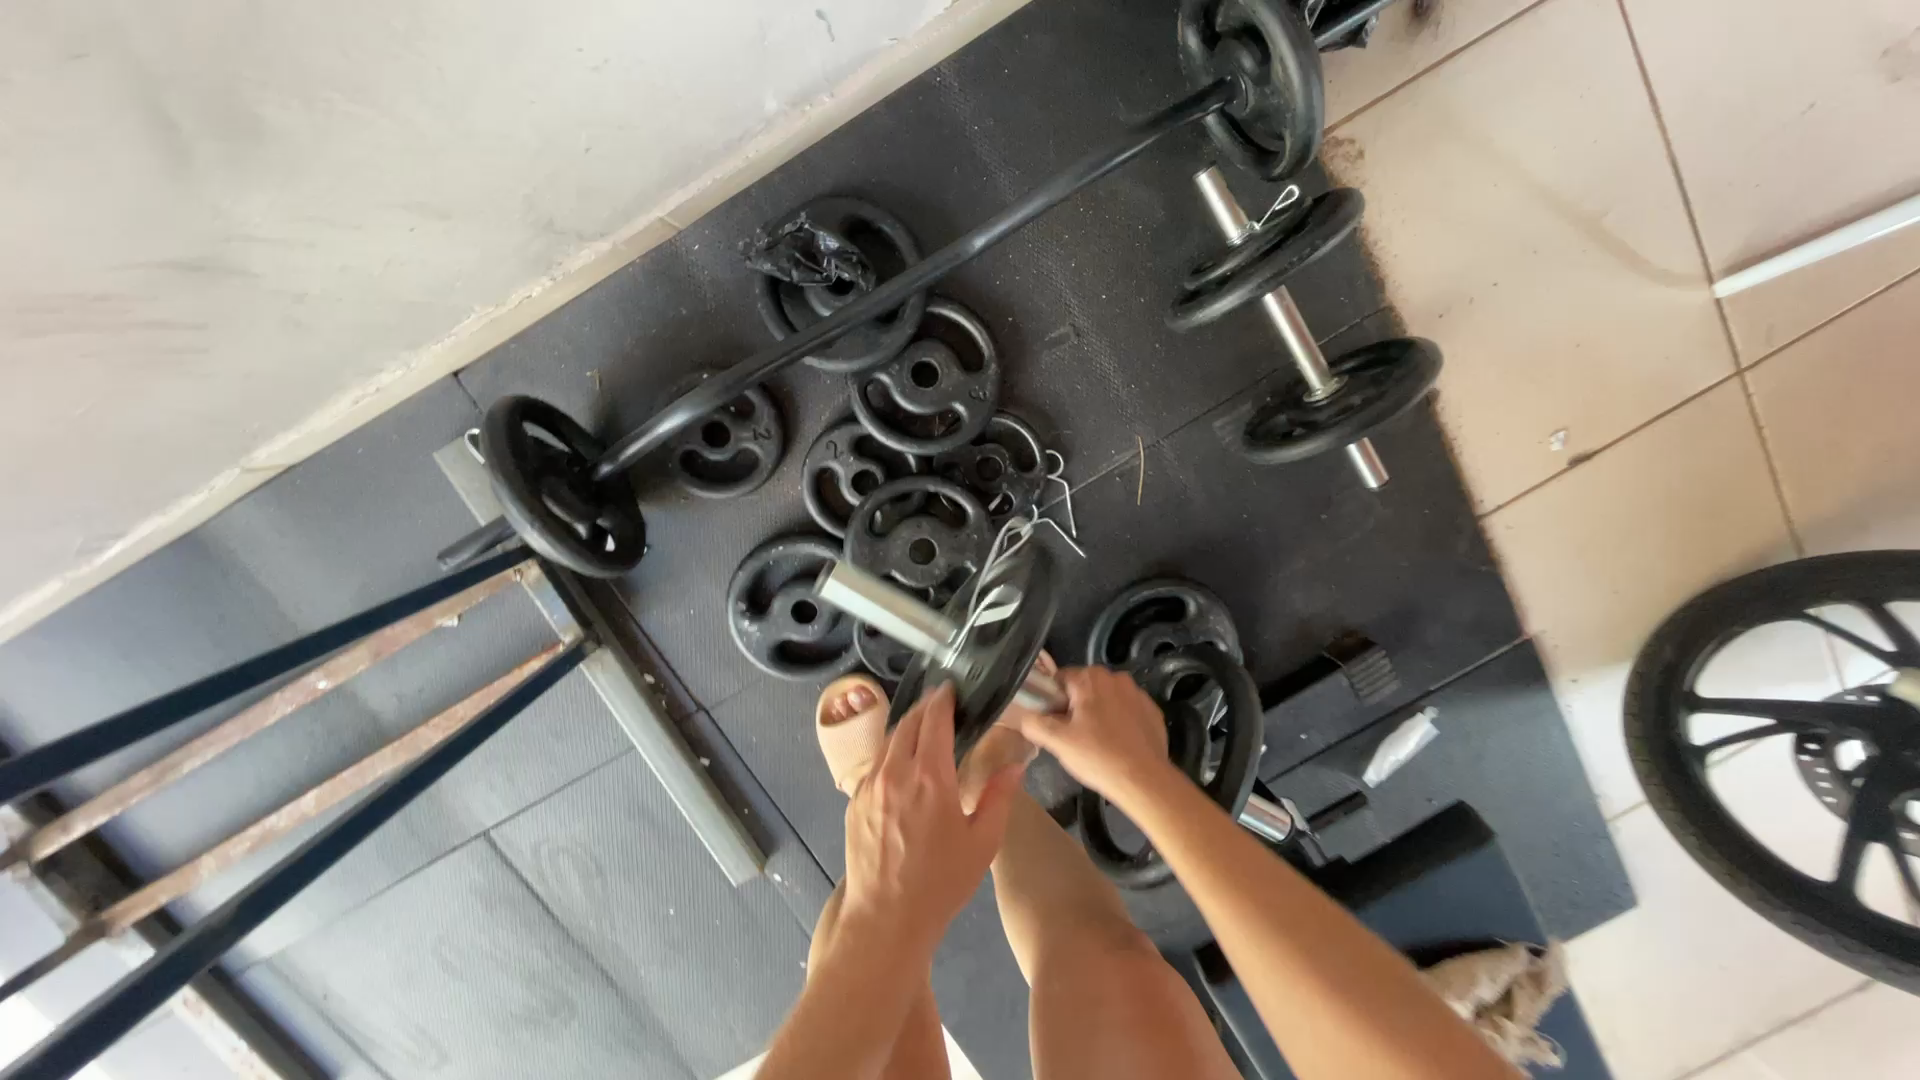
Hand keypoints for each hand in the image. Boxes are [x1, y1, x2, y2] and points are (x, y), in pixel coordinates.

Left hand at [841, 682, 1022, 956]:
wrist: (885, 919)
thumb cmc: (941, 882)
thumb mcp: (982, 842)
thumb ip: (999, 797)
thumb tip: (1015, 765)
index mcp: (930, 776)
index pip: (934, 719)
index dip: (944, 699)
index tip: (953, 689)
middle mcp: (895, 771)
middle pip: (907, 722)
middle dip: (925, 707)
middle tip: (942, 704)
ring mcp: (869, 786)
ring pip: (887, 740)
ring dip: (906, 726)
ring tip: (923, 727)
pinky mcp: (854, 802)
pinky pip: (874, 763)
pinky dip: (890, 751)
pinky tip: (902, 763)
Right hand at [1006, 666, 1178, 808]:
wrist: (1145, 781)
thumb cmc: (1098, 756)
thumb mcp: (1057, 742)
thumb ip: (1034, 723)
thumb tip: (1024, 716)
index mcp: (1090, 678)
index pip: (1059, 679)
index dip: (1051, 701)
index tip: (1053, 723)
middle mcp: (1115, 677)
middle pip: (1083, 688)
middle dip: (1075, 707)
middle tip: (1072, 736)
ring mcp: (1138, 693)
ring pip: (1106, 698)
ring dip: (1098, 713)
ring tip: (1096, 743)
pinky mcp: (1153, 710)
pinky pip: (1126, 710)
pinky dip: (1119, 722)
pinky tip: (1117, 744)